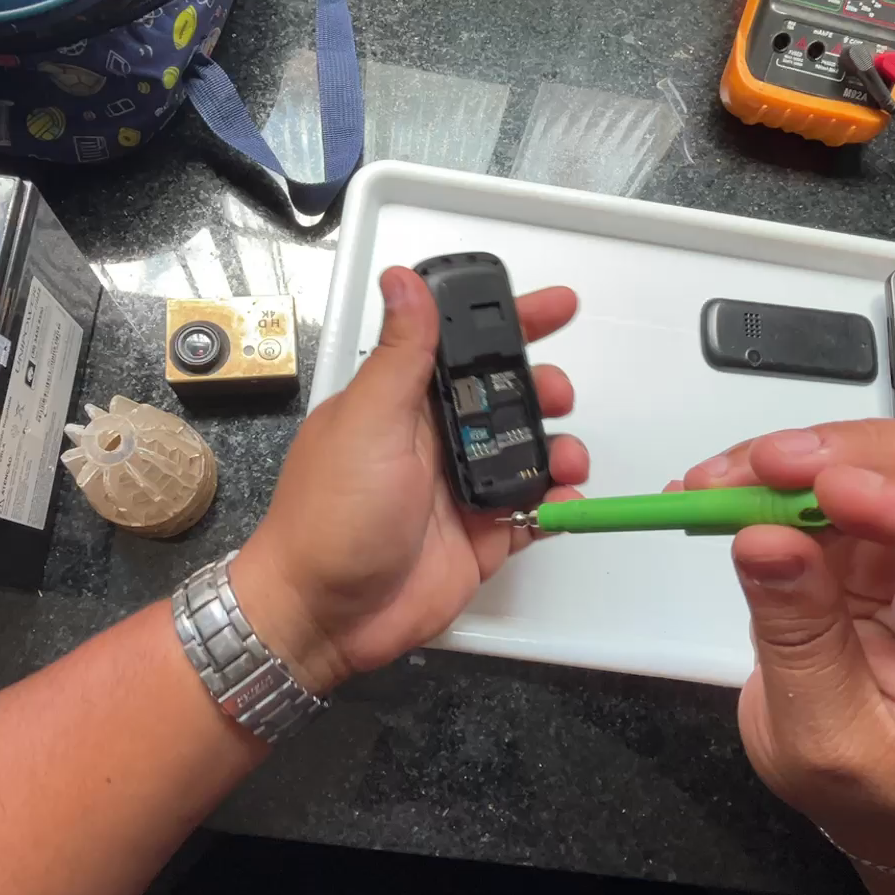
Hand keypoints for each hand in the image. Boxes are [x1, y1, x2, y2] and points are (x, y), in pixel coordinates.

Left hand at [231, 268, 589, 693]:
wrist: (326, 615)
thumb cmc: (332, 515)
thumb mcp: (369, 421)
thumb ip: (399, 353)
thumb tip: (403, 279)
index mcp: (405, 402)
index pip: (463, 346)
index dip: (509, 323)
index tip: (556, 306)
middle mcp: (436, 439)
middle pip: (506, 396)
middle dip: (542, 387)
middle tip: (559, 393)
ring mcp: (460, 488)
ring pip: (527, 450)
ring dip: (558, 446)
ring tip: (568, 458)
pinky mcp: (481, 534)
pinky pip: (533, 509)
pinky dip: (557, 503)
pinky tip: (564, 502)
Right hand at [681, 421, 894, 864]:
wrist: (868, 792)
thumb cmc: (874, 790)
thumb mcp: (828, 742)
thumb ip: (800, 644)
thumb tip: (761, 539)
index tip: (830, 490)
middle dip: (853, 455)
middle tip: (764, 462)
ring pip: (883, 461)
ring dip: (796, 459)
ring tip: (716, 481)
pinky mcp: (864, 539)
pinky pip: (820, 484)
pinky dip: (765, 478)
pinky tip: (714, 488)